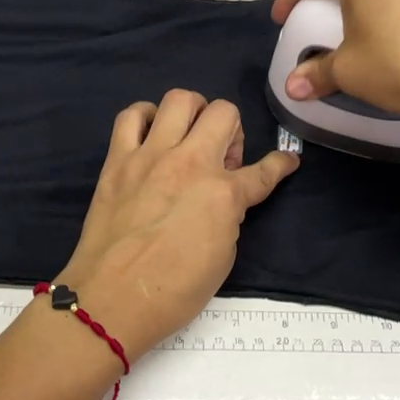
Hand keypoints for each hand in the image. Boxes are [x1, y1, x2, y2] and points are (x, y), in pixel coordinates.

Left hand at [58, 90, 298, 361]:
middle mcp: (190, 163)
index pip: (264, 170)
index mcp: (223, 193)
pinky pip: (131, 115)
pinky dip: (145, 117)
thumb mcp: (223, 257)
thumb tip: (225, 199)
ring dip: (192, 113)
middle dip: (231, 129)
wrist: (112, 300)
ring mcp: (150, 156)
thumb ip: (230, 216)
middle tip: (221, 158)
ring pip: (179, 99)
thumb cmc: (174, 291)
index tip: (287, 161)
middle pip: (223, 111)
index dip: (280, 165)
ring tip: (187, 136)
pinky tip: (150, 136)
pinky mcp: (117, 160)